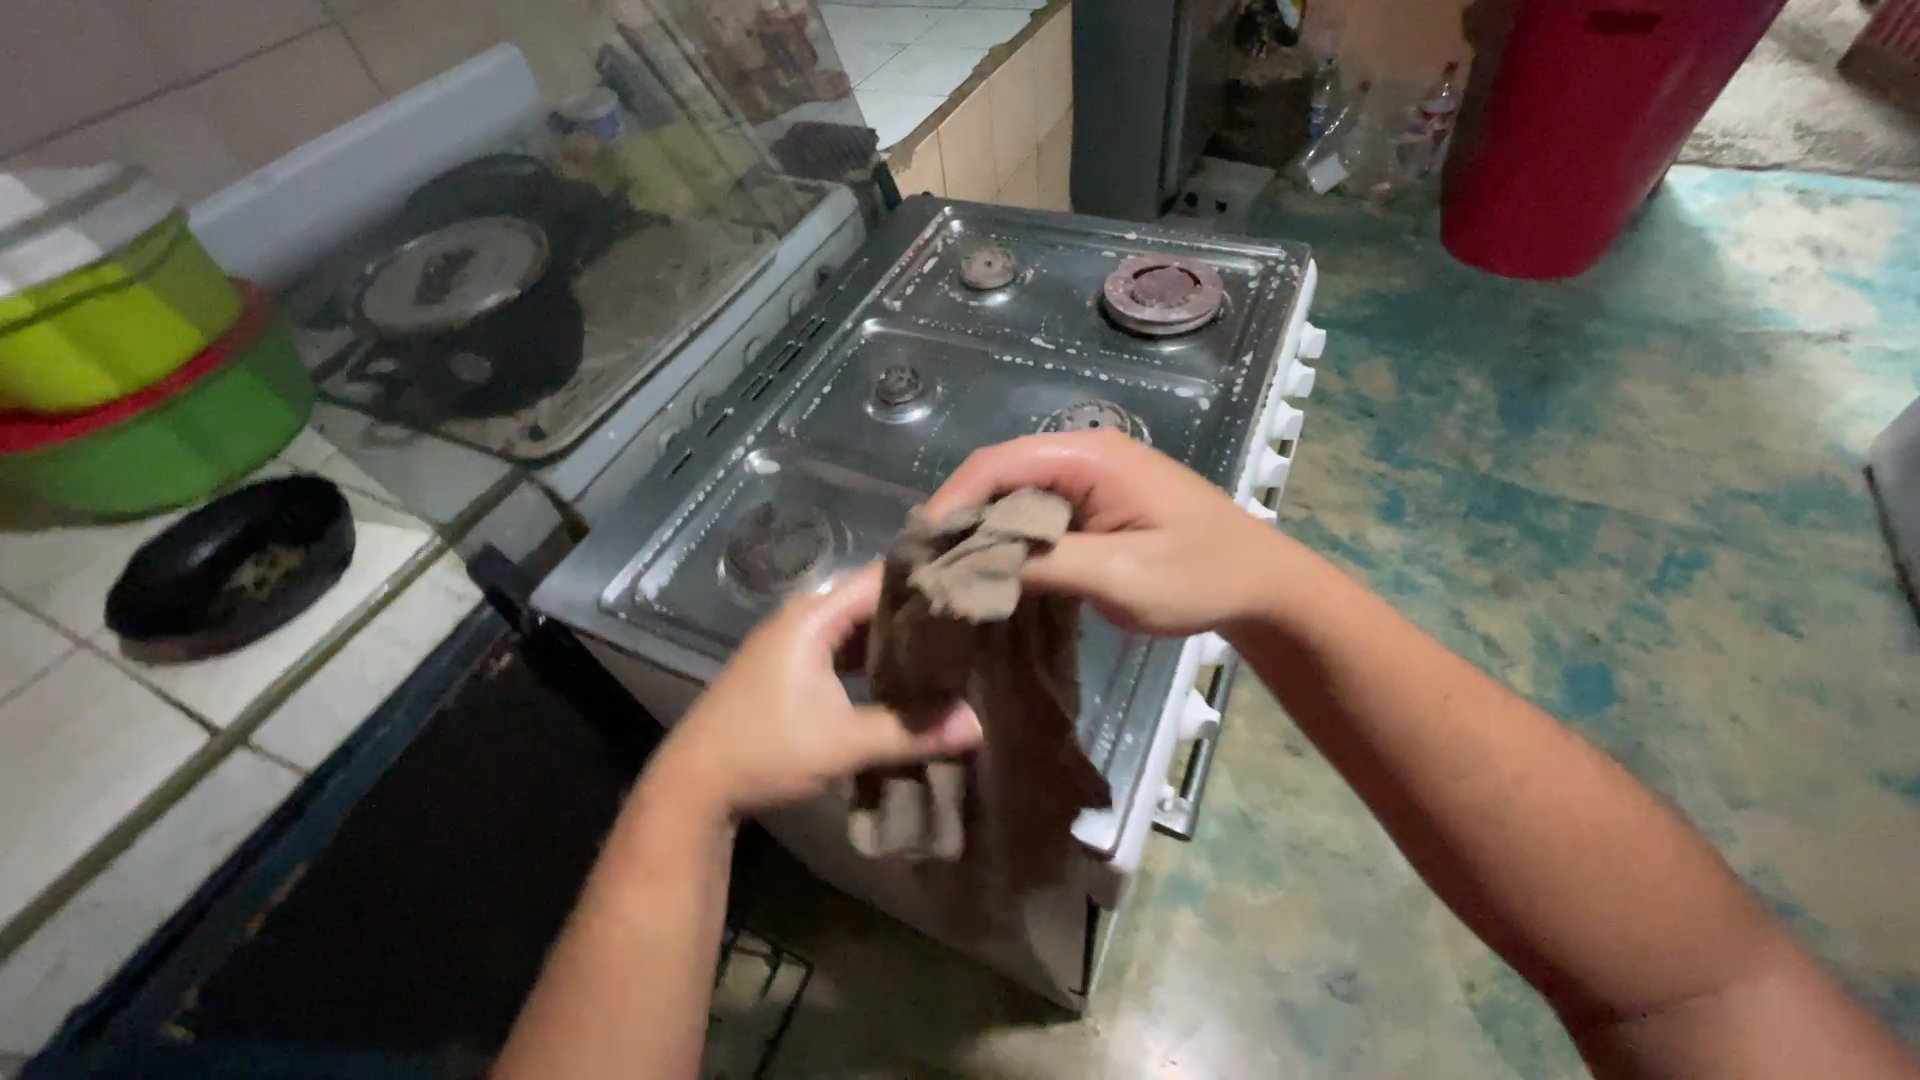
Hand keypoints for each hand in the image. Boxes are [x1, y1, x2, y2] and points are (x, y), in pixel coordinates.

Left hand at [645, 566, 982, 819]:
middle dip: (919, 612)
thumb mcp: (842, 744)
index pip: (881, 578)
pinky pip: (846, 648)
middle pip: (873, 599)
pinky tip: (908, 675)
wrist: (695, 784)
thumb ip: (910, 731)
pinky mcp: (793, 666)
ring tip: (951, 647)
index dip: (926, 581)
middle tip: (971, 623)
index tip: (970, 591)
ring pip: (860, 626)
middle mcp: (804, 616)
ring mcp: (795, 641)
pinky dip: (876, 658)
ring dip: (899, 638)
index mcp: (813, 616)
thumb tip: (977, 727)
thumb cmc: (764, 751)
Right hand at [926, 430, 1289, 636]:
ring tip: (948, 570)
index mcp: (1091, 456)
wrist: (1261, 585)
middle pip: (999, 474)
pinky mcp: (1094, 502)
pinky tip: (991, 568)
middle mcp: (1084, 453)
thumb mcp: (1121, 576)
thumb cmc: (1201, 577)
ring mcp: (1089, 476)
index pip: (999, 464)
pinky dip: (1008, 538)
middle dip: (959, 516)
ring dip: (981, 529)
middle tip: (927, 566)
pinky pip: (1036, 511)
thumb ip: (1046, 564)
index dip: (953, 502)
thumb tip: (973, 565)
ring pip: (1013, 493)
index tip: (922, 549)